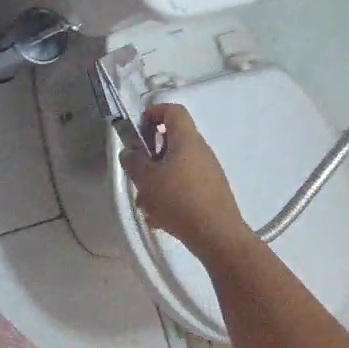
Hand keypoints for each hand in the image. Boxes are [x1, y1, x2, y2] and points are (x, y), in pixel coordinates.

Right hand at [119, 103, 256, 261]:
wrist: (218, 236)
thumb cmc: (179, 200)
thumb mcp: (146, 179)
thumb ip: (133, 161)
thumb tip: (130, 152)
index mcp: (186, 140)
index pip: (173, 110)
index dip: (153, 113)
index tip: (138, 131)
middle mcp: (201, 151)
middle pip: (171, 141)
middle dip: (150, 156)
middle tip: (138, 174)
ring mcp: (209, 172)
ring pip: (176, 166)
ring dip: (158, 179)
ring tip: (146, 204)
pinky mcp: (211, 192)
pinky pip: (185, 184)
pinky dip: (171, 194)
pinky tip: (161, 217)